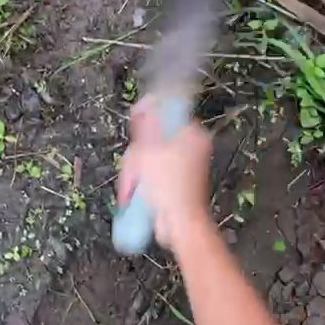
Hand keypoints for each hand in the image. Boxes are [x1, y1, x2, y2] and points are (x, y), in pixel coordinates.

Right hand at [117, 97, 215, 256]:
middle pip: (153, 139)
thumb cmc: (168, 186)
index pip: (165, 113)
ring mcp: (184, 167)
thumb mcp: (150, 148)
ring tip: (132, 188)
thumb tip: (148, 101)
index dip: (145, 121)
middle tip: (133, 170)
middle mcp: (192, 147)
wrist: (178, 224)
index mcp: (191, 134)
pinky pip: (152, 175)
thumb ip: (147, 123)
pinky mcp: (176, 183)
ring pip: (149, 159)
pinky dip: (141, 184)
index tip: (135, 132)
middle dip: (136, 157)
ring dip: (135, 173)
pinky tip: (134, 194)